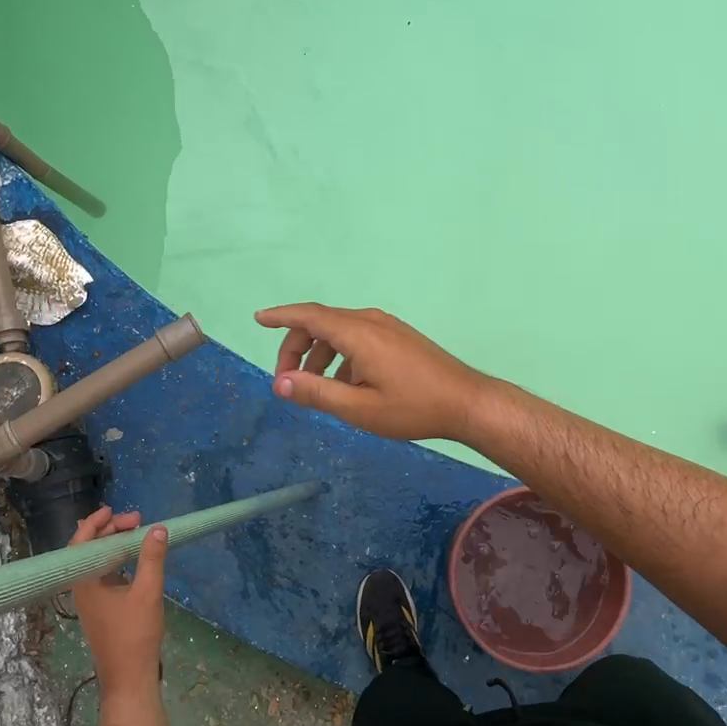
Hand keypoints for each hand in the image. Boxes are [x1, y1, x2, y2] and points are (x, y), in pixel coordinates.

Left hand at [68, 507, 167, 698]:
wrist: (128, 678)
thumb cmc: (134, 634)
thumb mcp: (147, 592)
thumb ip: (152, 557)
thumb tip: (157, 528)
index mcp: (85, 581)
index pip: (81, 541)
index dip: (97, 522)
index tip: (115, 510)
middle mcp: (82, 587)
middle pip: (90, 549)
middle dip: (111, 531)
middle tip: (137, 521)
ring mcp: (91, 599)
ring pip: (98, 562)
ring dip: (116, 545)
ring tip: (138, 534)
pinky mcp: (101, 609)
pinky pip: (105, 575)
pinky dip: (118, 561)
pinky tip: (136, 560)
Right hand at [254, 303, 491, 441]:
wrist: (467, 403)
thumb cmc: (413, 408)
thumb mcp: (359, 409)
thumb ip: (316, 393)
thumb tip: (280, 383)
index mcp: (358, 333)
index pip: (309, 316)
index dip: (281, 316)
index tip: (259, 319)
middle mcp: (370, 321)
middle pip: (321, 323)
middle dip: (297, 347)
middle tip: (287, 381)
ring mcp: (387, 327)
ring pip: (340, 332)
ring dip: (320, 355)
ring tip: (316, 390)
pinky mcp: (398, 337)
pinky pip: (358, 338)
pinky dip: (341, 356)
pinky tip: (346, 387)